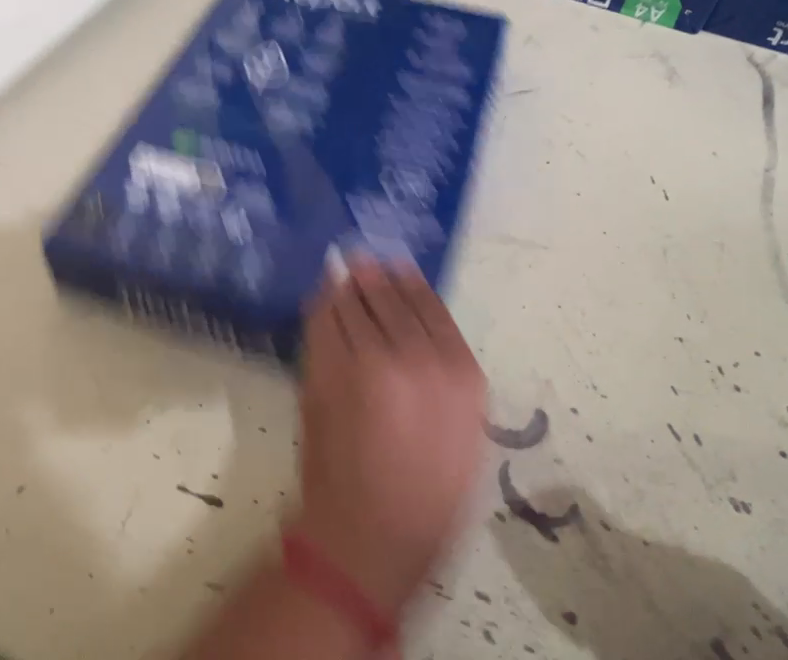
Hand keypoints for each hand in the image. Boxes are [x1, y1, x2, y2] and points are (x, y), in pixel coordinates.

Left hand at [292, 256, 488, 613]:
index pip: (431, 306)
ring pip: (353, 301)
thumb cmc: (429, 497)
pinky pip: (323, 320)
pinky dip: (322, 302)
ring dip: (346, 281)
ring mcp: (366, 359)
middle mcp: (416, 356)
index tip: (398, 265)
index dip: (411, 280)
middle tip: (362, 256)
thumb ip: (449, 379)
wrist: (370, 532)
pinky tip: (322, 294)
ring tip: (342, 266)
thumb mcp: (465, 436)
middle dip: (375, 272)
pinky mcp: (326, 369)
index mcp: (461, 374)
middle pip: (390, 295)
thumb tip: (424, 338)